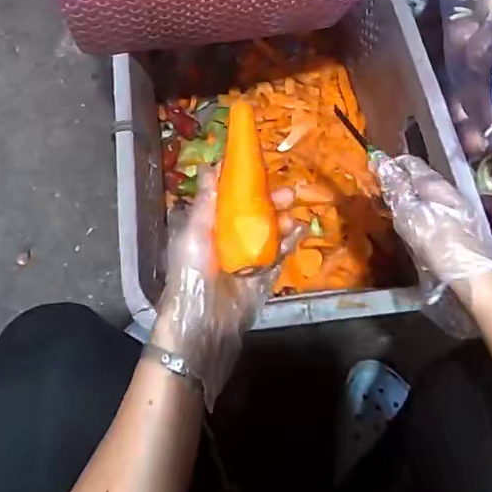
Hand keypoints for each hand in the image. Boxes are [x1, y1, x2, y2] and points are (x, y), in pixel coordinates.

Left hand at [150, 168, 292, 405]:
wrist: (202, 324)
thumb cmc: (191, 272)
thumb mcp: (193, 232)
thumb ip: (206, 201)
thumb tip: (210, 166)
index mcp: (210, 225)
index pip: (230, 197)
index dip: (245, 182)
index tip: (260, 166)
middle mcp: (230, 238)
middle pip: (256, 213)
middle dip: (272, 200)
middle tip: (289, 191)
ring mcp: (249, 257)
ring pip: (271, 231)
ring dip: (284, 219)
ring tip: (294, 212)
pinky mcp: (264, 276)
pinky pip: (280, 255)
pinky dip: (290, 241)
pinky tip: (299, 231)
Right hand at [373, 154, 491, 315]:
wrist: (480, 277)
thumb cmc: (441, 243)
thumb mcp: (411, 215)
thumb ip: (397, 190)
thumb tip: (382, 165)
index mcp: (435, 183)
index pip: (409, 163)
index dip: (390, 165)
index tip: (373, 172)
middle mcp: (448, 191)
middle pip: (419, 179)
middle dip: (400, 182)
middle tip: (379, 193)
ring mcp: (457, 210)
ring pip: (426, 196)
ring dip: (410, 199)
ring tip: (392, 209)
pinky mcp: (461, 229)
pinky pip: (433, 212)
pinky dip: (419, 214)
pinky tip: (413, 226)